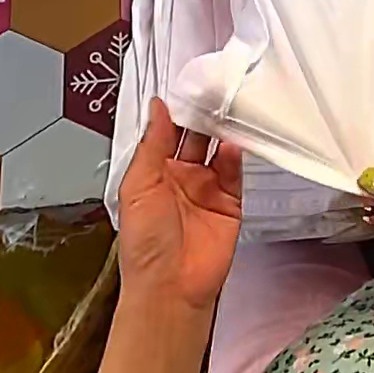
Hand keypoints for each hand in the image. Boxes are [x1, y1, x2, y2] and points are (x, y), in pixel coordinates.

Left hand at [116, 98, 243, 313]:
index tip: (186, 86)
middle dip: (202, 117)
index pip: (167, 133)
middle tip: (212, 90)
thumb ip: (152, 144)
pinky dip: (234, 158)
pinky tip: (232, 145)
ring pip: (218, 151)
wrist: (172, 286)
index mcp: (154, 172)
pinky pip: (234, 173)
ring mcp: (207, 188)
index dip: (176, 112)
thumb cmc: (145, 241)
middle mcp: (182, 176)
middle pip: (195, 138)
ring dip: (221, 132)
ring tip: (227, 109)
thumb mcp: (139, 186)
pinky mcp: (230, 202)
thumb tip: (158, 106)